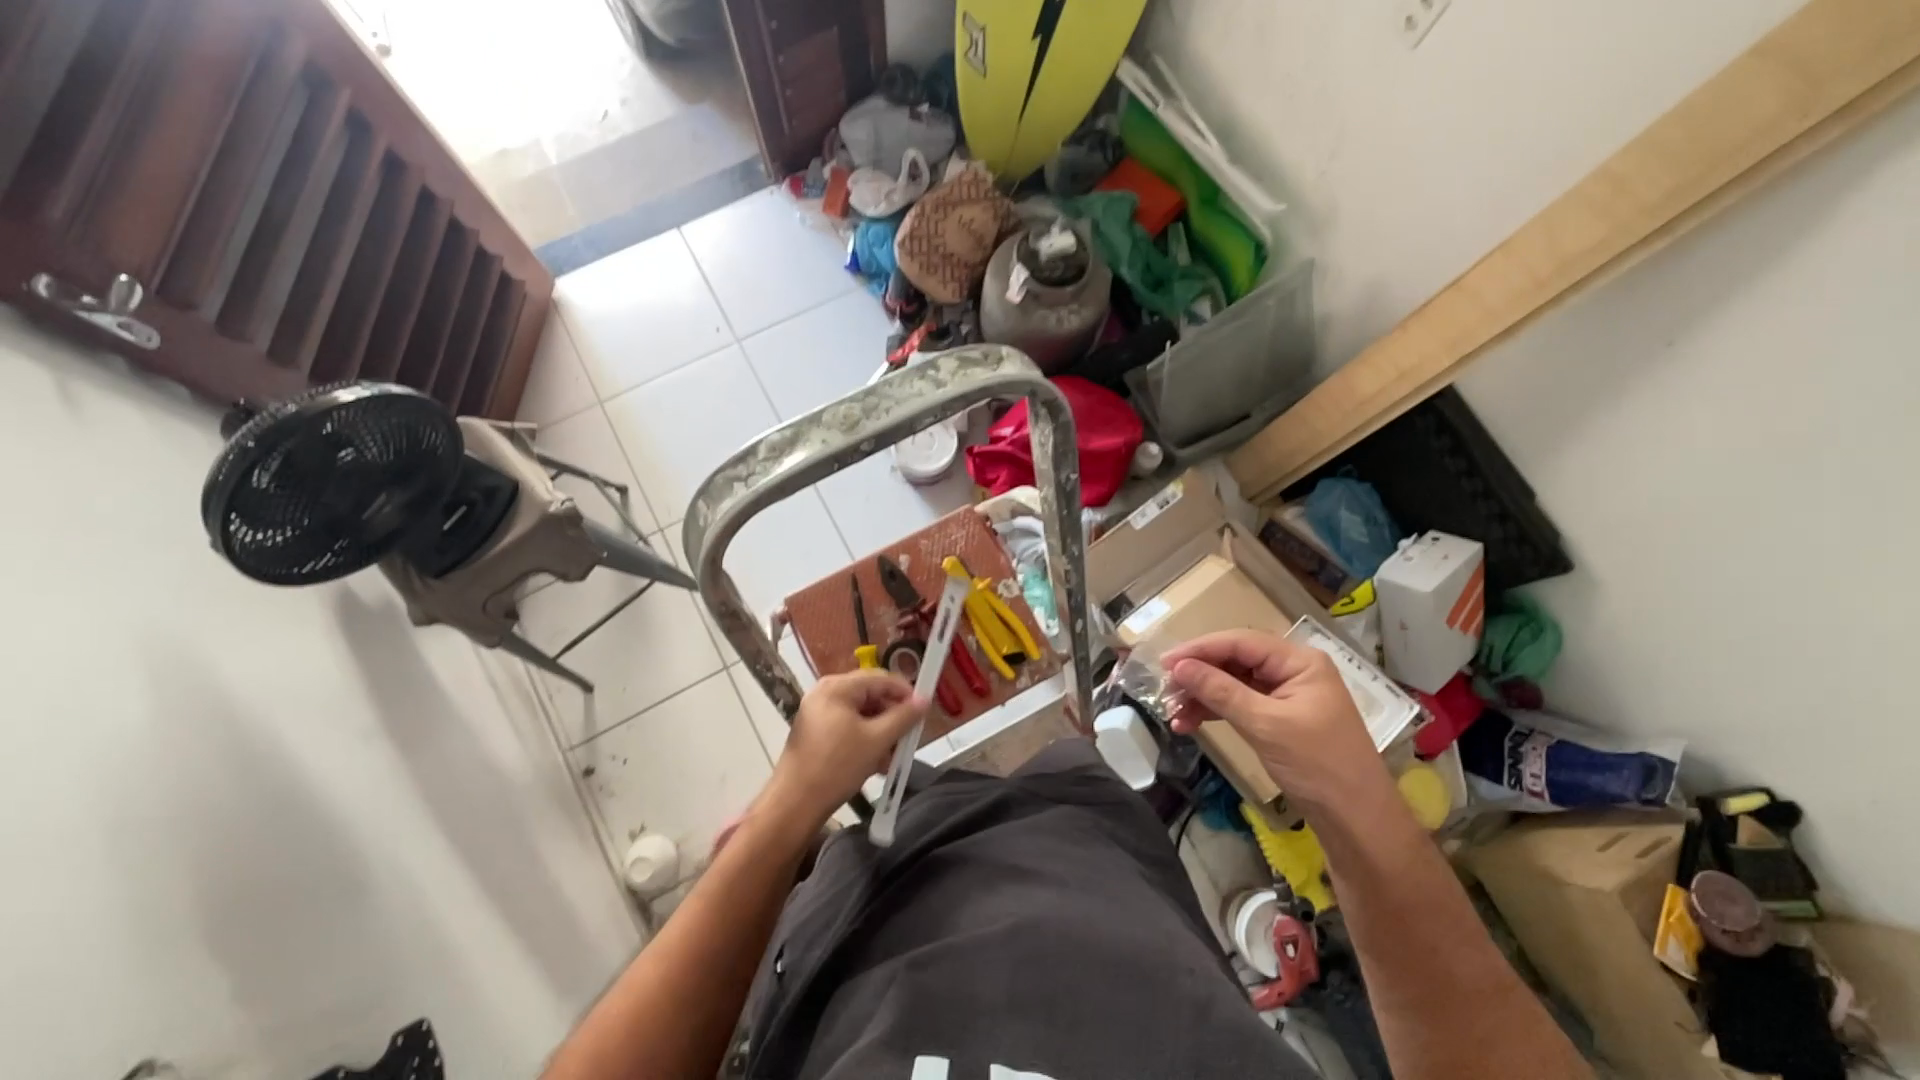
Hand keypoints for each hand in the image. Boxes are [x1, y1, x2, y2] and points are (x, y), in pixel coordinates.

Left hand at [766, 671, 927, 822]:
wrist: (795, 802)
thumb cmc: (837, 767)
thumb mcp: (877, 740)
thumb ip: (903, 718)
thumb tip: (924, 700)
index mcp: (837, 687)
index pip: (881, 678)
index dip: (905, 692)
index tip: (923, 712)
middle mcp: (826, 693)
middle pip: (871, 696)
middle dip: (892, 718)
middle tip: (908, 739)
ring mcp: (818, 712)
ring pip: (862, 714)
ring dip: (881, 733)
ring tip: (891, 758)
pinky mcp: (816, 731)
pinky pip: (849, 727)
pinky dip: (865, 740)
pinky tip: (875, 763)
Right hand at [1160, 630, 1393, 813]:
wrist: (1356, 818)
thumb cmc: (1317, 765)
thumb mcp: (1265, 725)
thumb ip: (1220, 691)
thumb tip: (1180, 667)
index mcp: (1299, 662)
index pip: (1240, 642)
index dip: (1199, 649)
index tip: (1164, 663)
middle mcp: (1293, 671)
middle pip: (1235, 660)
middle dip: (1198, 674)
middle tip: (1164, 690)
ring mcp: (1287, 696)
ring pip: (1234, 684)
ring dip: (1202, 696)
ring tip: (1172, 713)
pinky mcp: (1280, 720)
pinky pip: (1240, 705)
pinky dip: (1215, 712)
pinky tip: (1190, 724)